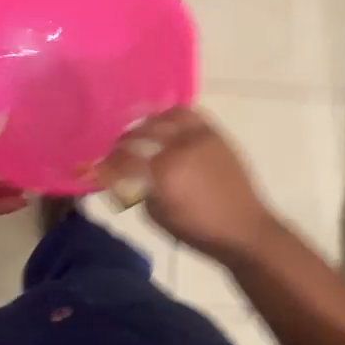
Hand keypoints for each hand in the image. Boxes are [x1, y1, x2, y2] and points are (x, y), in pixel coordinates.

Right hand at [95, 108, 282, 265]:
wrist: (245, 230)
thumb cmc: (198, 230)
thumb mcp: (157, 216)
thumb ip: (138, 190)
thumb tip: (126, 176)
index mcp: (163, 172)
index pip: (124, 158)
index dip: (107, 162)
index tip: (98, 166)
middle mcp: (180, 147)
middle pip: (141, 132)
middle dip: (123, 141)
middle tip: (116, 150)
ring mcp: (200, 138)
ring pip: (165, 117)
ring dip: (147, 122)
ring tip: (140, 131)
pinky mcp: (216, 136)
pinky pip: (190, 114)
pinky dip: (173, 115)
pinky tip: (165, 123)